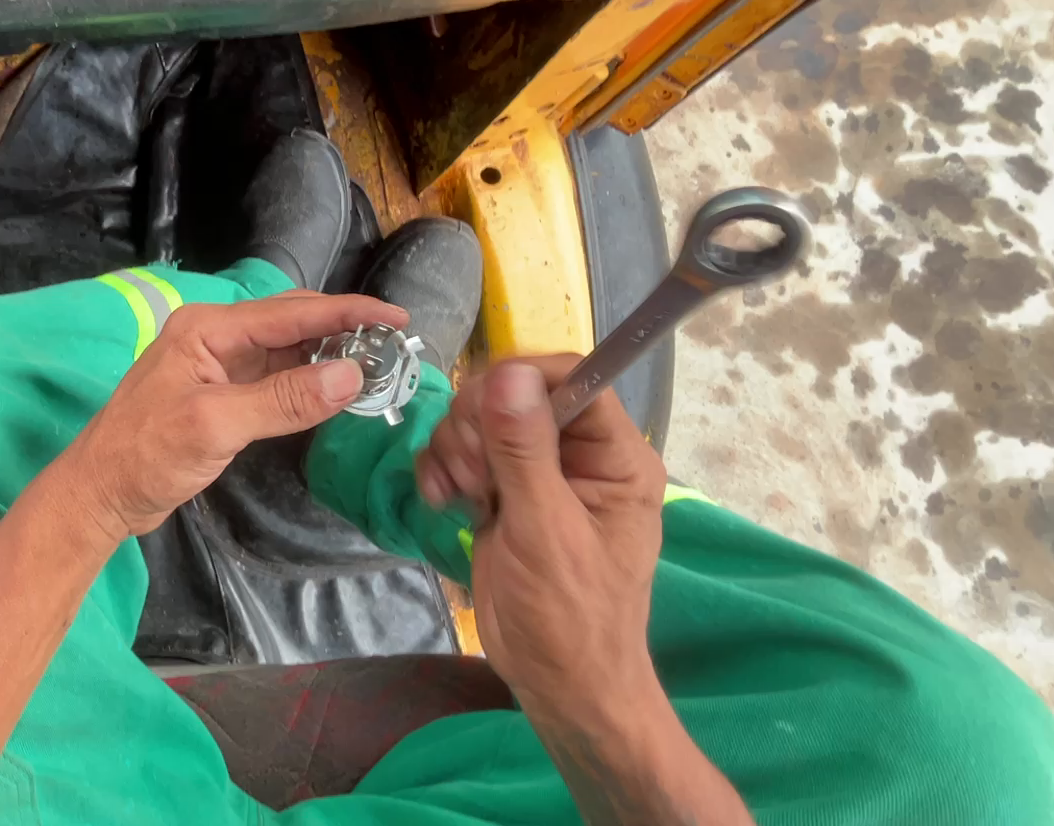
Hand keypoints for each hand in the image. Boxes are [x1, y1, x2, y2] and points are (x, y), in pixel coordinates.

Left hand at [62, 291, 406, 539]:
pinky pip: (274, 378)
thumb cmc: (146, 454)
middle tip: (394, 345)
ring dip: (327, 357)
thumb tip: (351, 376)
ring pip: (285, 350)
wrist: (101, 492)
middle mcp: (214, 337)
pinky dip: (306, 382)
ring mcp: (217, 365)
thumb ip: (283, 400)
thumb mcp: (215, 426)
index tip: (396, 316)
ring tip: (377, 365)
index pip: (289, 312)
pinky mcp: (221, 393)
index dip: (346, 312)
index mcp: (207, 329)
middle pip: (290, 323)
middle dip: (342, 330)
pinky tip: (334, 390)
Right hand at [415, 356, 667, 720]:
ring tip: (463, 496)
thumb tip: (508, 374)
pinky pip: (455, 449)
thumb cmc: (569, 615)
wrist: (553, 679)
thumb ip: (524, 450)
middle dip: (477, 428)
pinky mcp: (496, 487)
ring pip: (475, 418)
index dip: (521, 380)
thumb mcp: (545, 530)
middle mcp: (573, 452)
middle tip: (476, 478)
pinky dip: (440, 470)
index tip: (480, 411)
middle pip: (509, 392)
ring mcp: (531, 469)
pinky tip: (443, 502)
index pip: (572, 376)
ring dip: (454, 452)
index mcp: (613, 456)